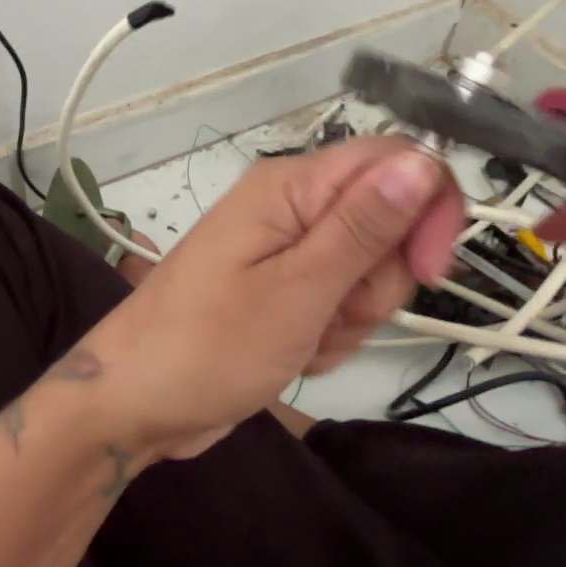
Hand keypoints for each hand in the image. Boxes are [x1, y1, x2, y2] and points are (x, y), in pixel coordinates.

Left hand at [78, 137, 463, 459]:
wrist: (135, 406)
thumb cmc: (207, 348)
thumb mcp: (297, 290)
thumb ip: (363, 227)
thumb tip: (423, 161)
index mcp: (290, 188)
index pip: (395, 161)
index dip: (427, 208)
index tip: (430, 269)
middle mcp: (290, 209)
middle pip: (386, 223)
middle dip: (377, 281)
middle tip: (330, 313)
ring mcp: (284, 253)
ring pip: (367, 273)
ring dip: (350, 318)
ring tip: (300, 338)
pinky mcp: (281, 292)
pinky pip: (337, 305)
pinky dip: (327, 336)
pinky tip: (292, 353)